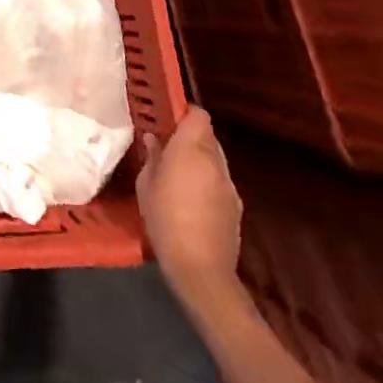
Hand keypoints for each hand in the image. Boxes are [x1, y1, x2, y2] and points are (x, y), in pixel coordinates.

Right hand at [138, 106, 242, 298]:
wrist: (201, 269)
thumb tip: (155, 139)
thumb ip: (152, 157)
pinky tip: (193, 200)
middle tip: (169, 147)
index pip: (199, 115)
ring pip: (215, 158)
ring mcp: (229, 183)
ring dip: (200, 159)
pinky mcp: (236, 204)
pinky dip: (208, 181)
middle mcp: (215, 160)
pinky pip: (220, 180)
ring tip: (179, 175)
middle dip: (190, 137)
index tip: (169, 119)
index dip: (186, 113)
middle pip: (207, 135)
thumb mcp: (146, 186)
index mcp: (191, 149)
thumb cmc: (165, 220)